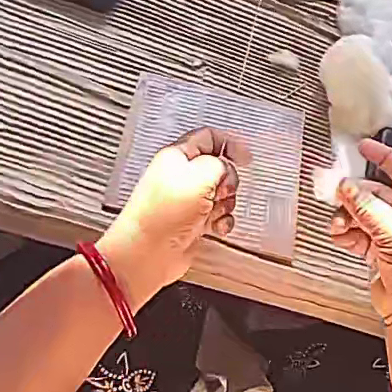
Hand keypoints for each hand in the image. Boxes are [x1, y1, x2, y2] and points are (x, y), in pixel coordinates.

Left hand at [99, 127, 250, 300]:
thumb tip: (227, 171)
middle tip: (220, 190)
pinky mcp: (192, 222)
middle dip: (228, 181)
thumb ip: (221, 164)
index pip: (208, 138)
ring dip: (226, 204)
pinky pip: (218, 216)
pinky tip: (216, 227)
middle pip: (219, 169)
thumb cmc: (162, 214)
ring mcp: (186, 201)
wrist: (146, 253)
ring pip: (222, 194)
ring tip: (213, 211)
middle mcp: (181, 177)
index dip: (230, 144)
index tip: (245, 156)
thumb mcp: (201, 175)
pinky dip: (222, 221)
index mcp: (177, 157)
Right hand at [326, 139, 391, 328]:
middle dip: (357, 195)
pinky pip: (360, 233)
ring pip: (366, 214)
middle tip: (339, 192)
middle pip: (378, 193)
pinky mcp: (383, 252)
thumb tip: (347, 188)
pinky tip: (341, 234)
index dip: (385, 156)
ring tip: (340, 222)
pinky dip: (348, 233)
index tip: (366, 147)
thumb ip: (365, 206)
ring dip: (349, 216)